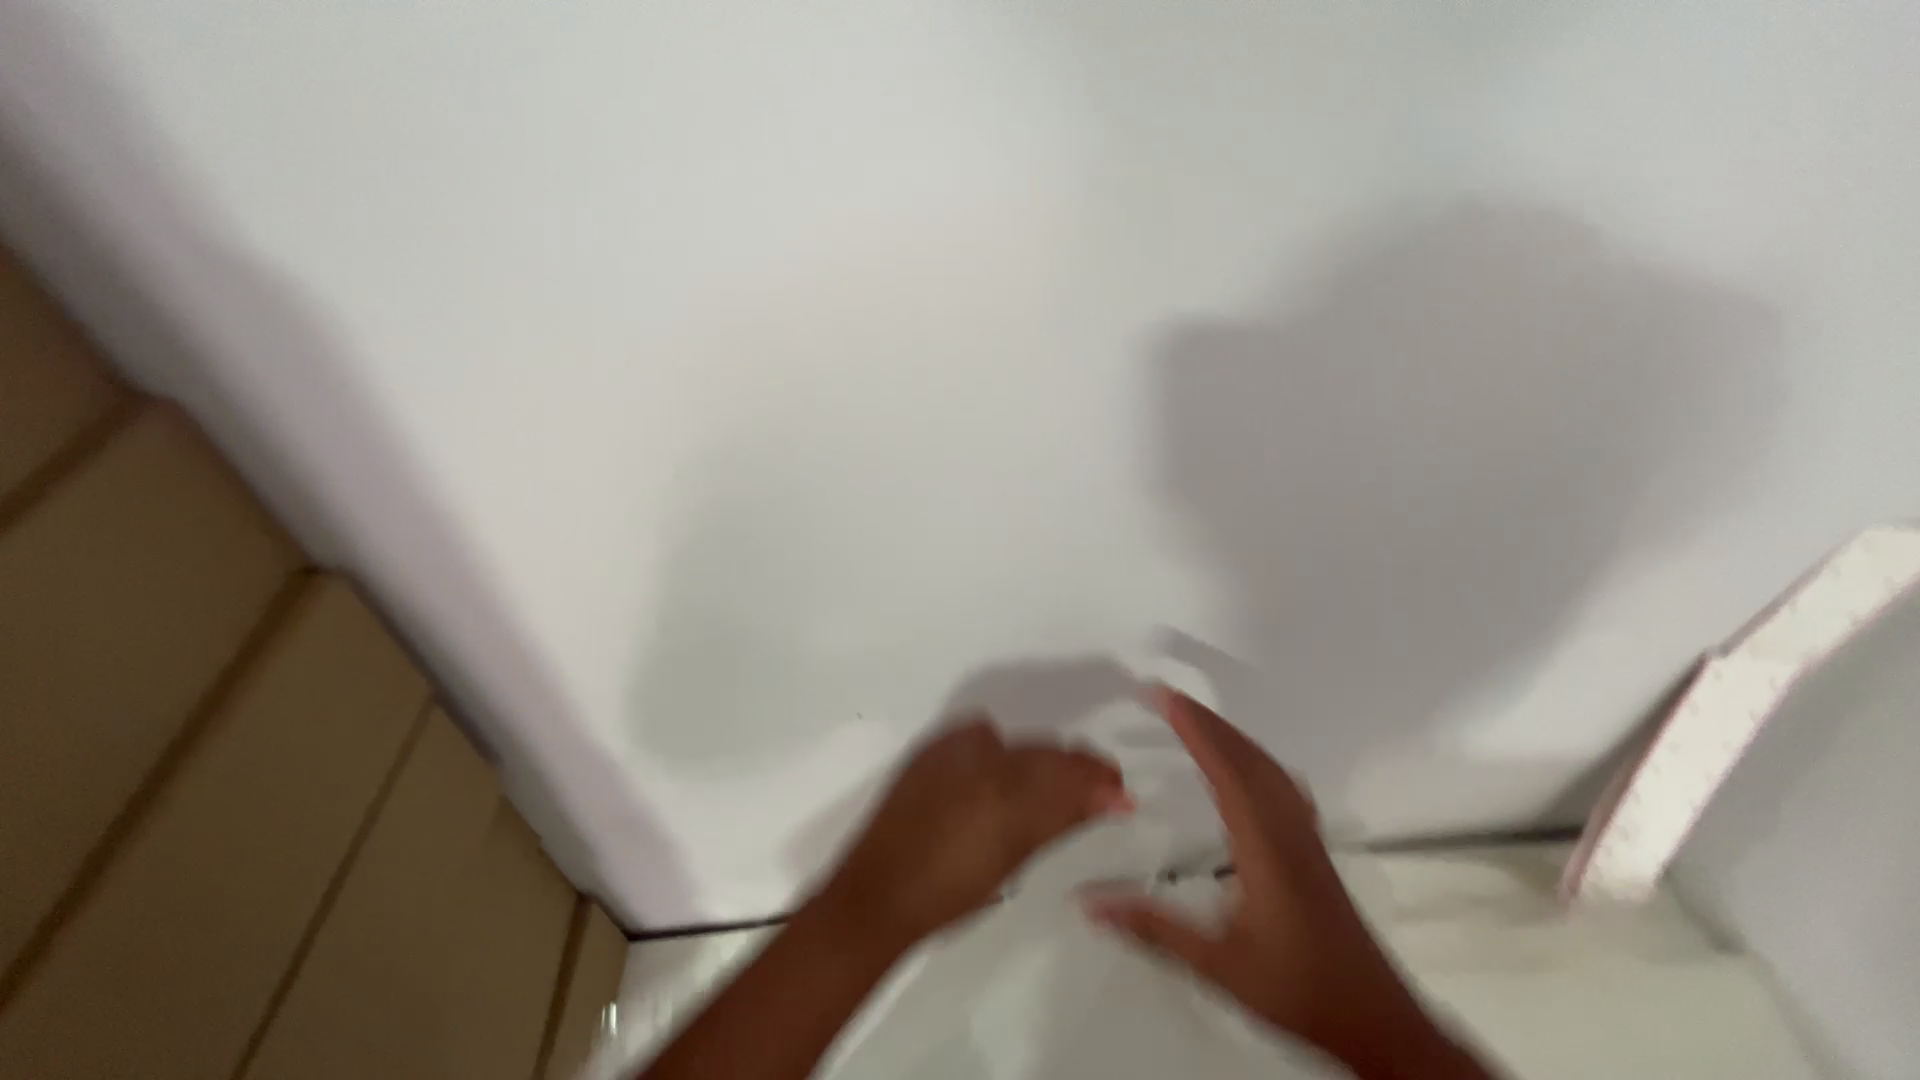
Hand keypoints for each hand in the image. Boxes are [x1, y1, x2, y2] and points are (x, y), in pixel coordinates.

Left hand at [815, 715, 1130, 950]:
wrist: (875, 895)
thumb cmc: (949, 894)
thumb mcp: (1013, 860)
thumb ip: (1061, 819)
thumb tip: (1112, 798)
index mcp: (1005, 790)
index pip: (1071, 768)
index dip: (1101, 778)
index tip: (1120, 793)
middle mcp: (980, 756)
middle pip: (1046, 751)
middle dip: (1074, 771)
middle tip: (1093, 796)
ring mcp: (949, 748)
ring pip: (1016, 742)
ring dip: (1039, 762)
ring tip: (1045, 792)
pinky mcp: (929, 749)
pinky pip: (981, 737)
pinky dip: (1001, 753)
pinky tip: (998, 778)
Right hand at [1085, 688, 1481, 1076]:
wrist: (1377, 1021)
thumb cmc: (1300, 991)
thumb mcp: (1217, 965)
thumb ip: (1153, 928)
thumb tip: (1089, 903)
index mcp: (1265, 848)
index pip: (1227, 770)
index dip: (1195, 728)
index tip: (1162, 696)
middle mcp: (1289, 832)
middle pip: (1249, 759)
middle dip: (1207, 721)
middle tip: (1166, 696)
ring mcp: (1306, 840)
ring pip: (1269, 770)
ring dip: (1231, 737)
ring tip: (1196, 721)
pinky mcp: (1313, 853)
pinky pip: (1282, 787)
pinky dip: (1254, 761)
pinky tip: (1246, 771)